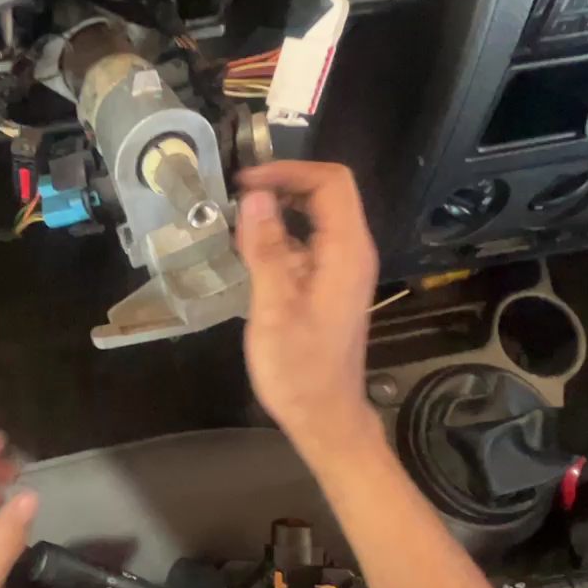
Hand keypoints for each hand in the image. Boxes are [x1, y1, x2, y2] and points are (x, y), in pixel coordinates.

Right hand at [236, 161, 382, 452]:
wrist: (323, 415)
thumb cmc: (298, 370)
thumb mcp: (273, 310)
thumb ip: (265, 251)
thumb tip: (254, 199)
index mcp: (346, 252)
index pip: (330, 183)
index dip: (288, 171)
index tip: (245, 182)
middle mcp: (351, 253)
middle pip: (326, 195)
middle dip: (282, 185)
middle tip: (236, 197)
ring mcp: (341, 270)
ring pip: (315, 220)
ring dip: (277, 212)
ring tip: (236, 222)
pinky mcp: (328, 287)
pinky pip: (307, 246)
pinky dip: (279, 239)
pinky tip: (249, 254)